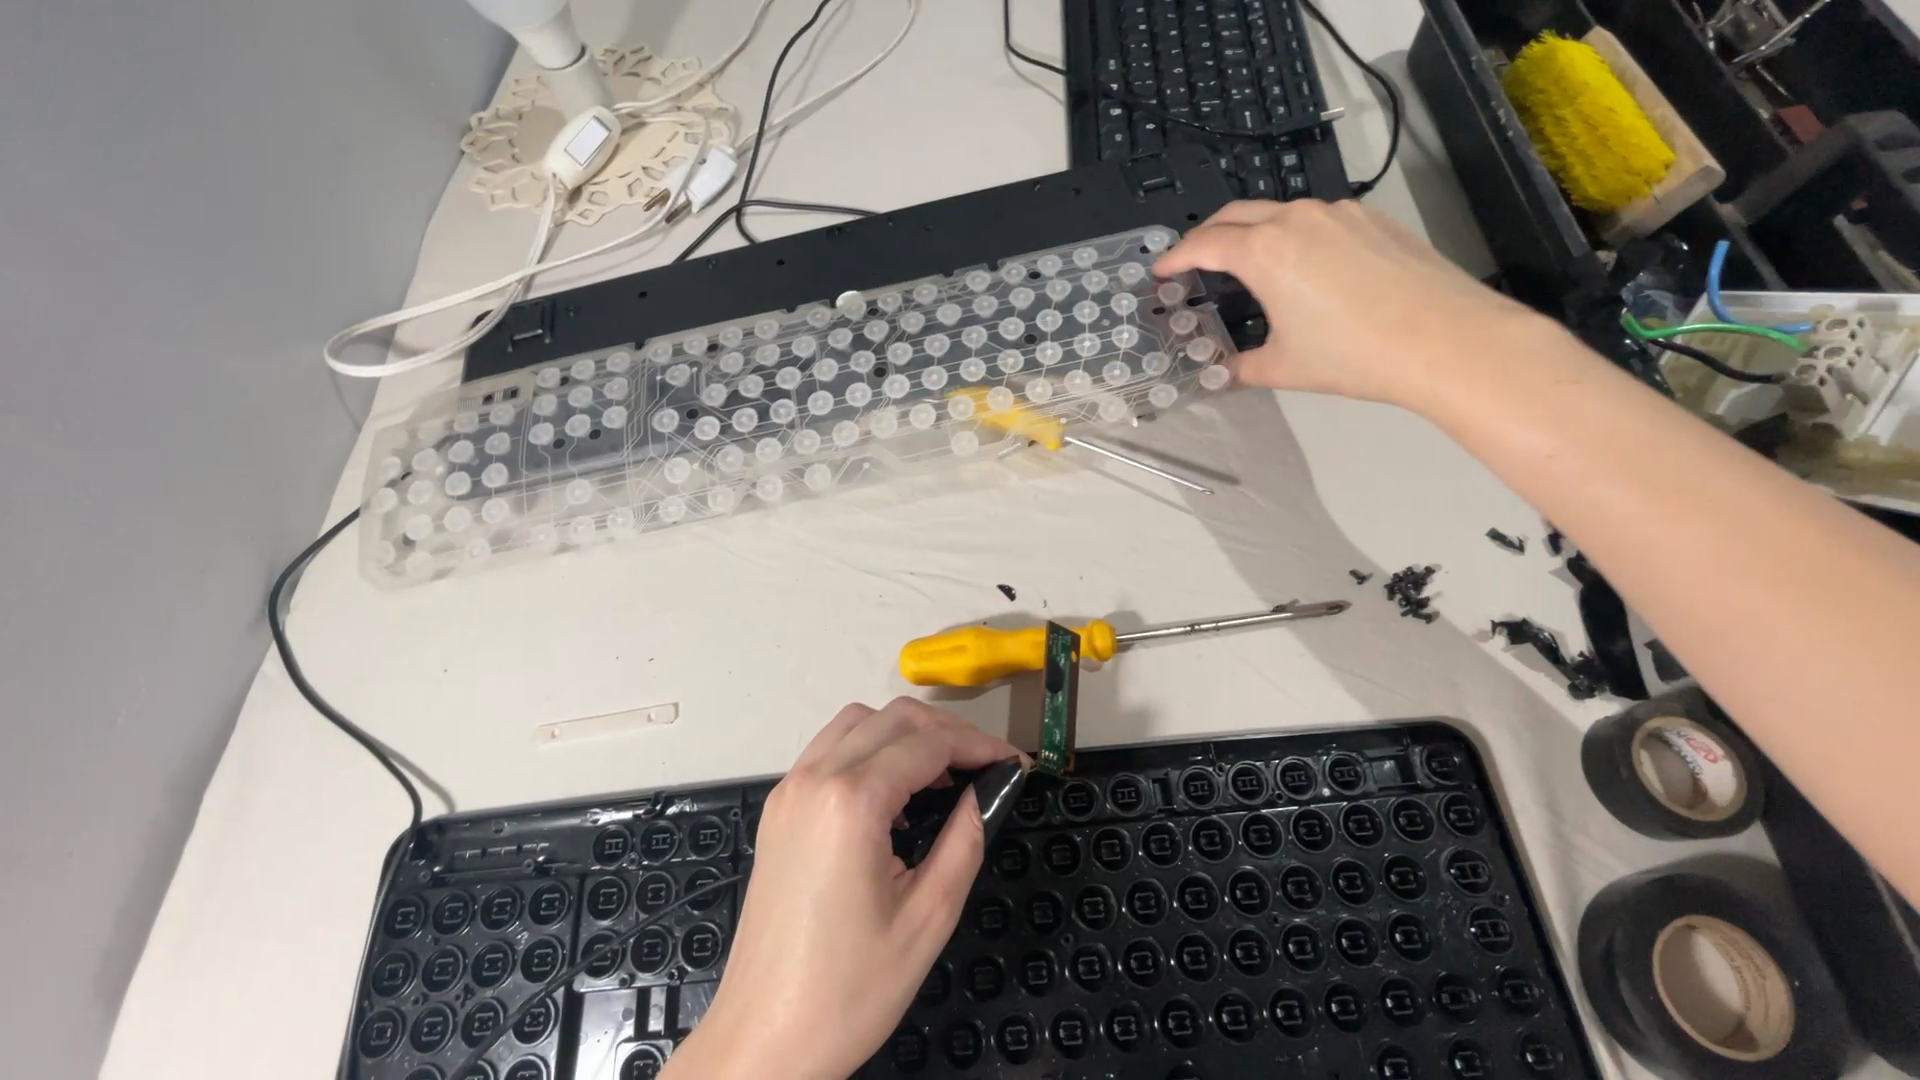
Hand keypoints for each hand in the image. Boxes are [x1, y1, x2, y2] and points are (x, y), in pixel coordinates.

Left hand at [661, 699, 1021, 1079]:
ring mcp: (789, 792)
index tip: (1017, 764)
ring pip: (857, 723)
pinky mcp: (779, 811)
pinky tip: (896, 795)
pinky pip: (830, 751)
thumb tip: (988, 790)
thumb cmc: (849, 990)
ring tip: (945, 776)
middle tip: (987, 768)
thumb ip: (966, 839)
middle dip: (948, 732)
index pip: (928, 742)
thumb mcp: (929, 917)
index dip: (980, 745)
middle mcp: (813, 779)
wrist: (763, 1040)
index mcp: (851, 801)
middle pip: (892, 717)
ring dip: (907, 734)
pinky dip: (871, 750)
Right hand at [1155, 199, 1560, 408]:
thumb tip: (1222, 374)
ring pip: (1279, 212)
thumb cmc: (1355, 354)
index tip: (1162, 269)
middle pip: (1237, 214)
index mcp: (1265, 252)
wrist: (1446, 339)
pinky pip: (1318, 219)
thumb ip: (1241, 367)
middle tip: (1194, 261)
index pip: (1204, 244)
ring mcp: (1340, 214)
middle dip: (1208, 234)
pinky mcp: (1372, 220)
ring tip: (1248, 265)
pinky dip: (1294, 235)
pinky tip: (1304, 268)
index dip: (1176, 257)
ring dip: (1253, 232)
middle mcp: (1298, 220)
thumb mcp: (1284, 368)